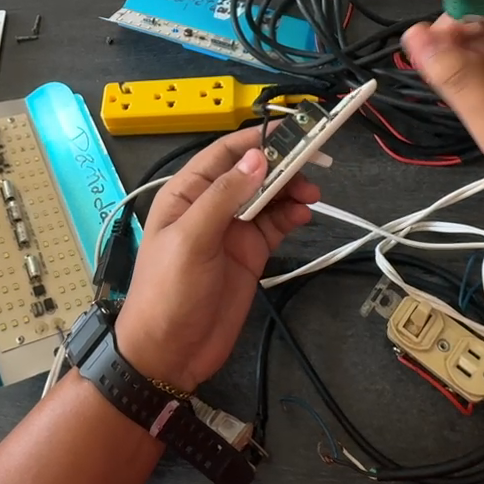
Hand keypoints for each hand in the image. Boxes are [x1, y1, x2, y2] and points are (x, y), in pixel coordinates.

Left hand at [113, 125, 319, 391]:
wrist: (168, 353)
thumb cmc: (169, 291)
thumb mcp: (191, 240)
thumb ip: (225, 197)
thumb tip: (257, 158)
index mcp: (187, 192)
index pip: (224, 153)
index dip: (257, 139)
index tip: (293, 130)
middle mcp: (211, 204)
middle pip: (251, 172)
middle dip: (281, 163)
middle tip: (315, 162)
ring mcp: (232, 229)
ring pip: (267, 196)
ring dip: (290, 188)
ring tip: (312, 192)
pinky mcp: (250, 253)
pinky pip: (275, 224)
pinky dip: (291, 215)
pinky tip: (305, 213)